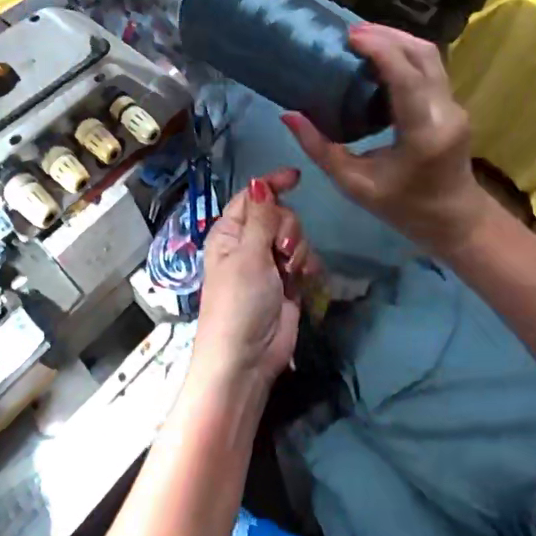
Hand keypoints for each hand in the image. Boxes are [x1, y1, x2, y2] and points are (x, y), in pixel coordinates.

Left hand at [193, 168, 318, 390]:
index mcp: (229, 232)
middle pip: (279, 214)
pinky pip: (304, 260)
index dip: (272, 184)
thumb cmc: (240, 303)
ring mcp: (268, 263)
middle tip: (282, 251)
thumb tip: (259, 181)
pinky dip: (307, 267)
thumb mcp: (248, 255)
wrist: (247, 359)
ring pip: (295, 237)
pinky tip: (302, 282)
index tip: (297, 177)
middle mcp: (248, 243)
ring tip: (289, 273)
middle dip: (287, 228)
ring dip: (298, 250)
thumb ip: (261, 217)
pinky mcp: (287, 282)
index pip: (252, 196)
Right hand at [283, 23, 492, 255]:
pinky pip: (430, 68)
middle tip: (350, 33)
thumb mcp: (354, 184)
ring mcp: (454, 106)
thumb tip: (289, 116)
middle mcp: (445, 112)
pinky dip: (404, 54)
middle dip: (387, 35)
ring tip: (362, 39)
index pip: (406, 77)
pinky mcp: (452, 104)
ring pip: (430, 56)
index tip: (349, 36)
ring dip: (397, 40)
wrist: (455, 220)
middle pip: (423, 55)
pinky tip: (379, 58)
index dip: (380, 48)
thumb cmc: (404, 207)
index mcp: (423, 133)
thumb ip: (320, 148)